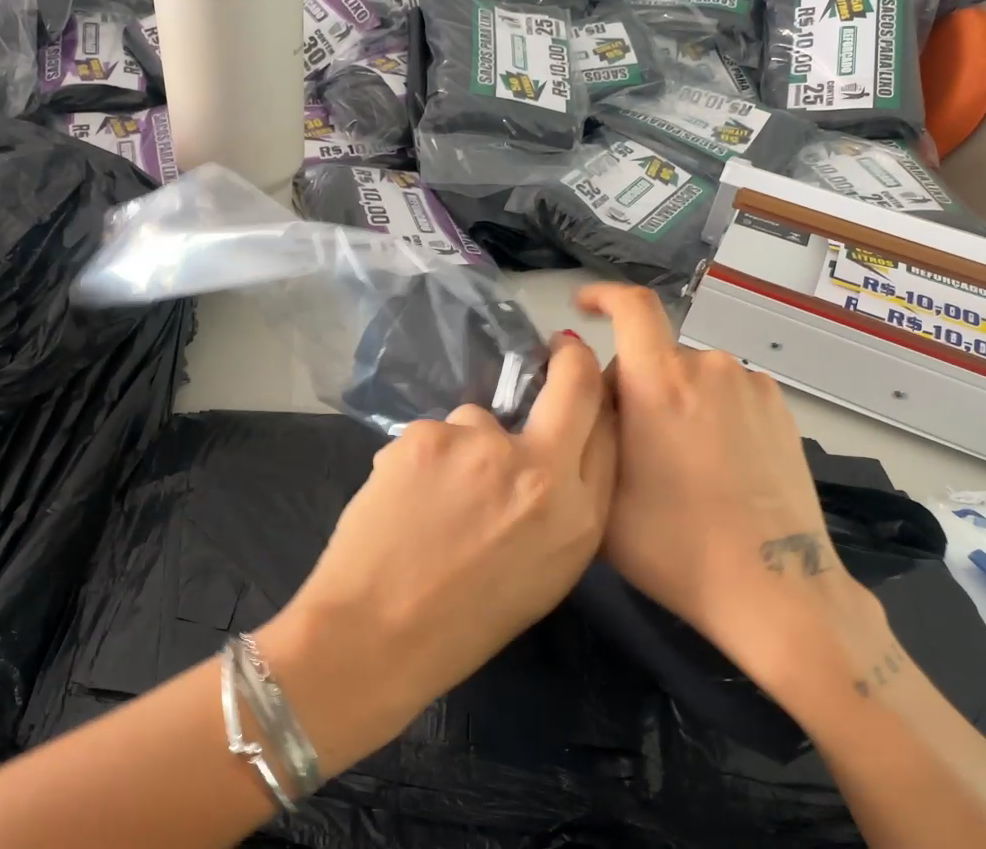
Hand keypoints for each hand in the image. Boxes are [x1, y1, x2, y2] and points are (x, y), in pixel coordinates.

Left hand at [257, 331, 616, 762]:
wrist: (376, 637)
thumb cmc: (462, 624)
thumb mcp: (543, 575)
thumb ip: (559, 508)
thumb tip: (550, 456)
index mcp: (581, 518)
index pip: (609, 432)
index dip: (596, 404)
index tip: (584, 385)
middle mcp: (543, 472)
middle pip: (573, 387)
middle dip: (569, 359)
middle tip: (559, 348)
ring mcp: (483, 447)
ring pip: (478, 417)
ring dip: (463, 445)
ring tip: (430, 500)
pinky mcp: (428, 436)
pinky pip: (433, 434)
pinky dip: (421, 459)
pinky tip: (402, 499)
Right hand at [576, 283, 886, 696]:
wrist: (775, 588)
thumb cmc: (673, 545)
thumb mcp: (602, 493)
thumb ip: (588, 431)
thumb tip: (593, 394)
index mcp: (659, 382)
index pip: (631, 307)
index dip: (603, 295)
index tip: (583, 306)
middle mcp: (708, 369)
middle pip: (654, 356)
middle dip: (632, 385)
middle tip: (624, 442)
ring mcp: (752, 388)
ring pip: (692, 378)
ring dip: (673, 402)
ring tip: (673, 463)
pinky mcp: (782, 412)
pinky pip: (728, 396)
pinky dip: (710, 415)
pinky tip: (714, 467)